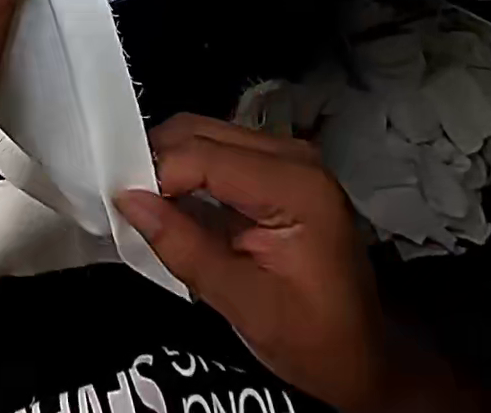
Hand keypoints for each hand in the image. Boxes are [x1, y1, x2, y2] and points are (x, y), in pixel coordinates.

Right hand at [115, 115, 456, 412]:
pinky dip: (184, 167)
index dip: (157, 174)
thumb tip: (128, 200)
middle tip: (128, 200)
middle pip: (200, 132)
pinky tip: (170, 198)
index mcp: (296, 186)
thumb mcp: (247, 306)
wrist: (366, 357)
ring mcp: (283, 154)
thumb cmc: (317, 340)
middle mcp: (291, 154)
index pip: (205, 157)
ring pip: (201, 133)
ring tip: (145, 201)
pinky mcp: (272, 163)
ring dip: (166, 161)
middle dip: (156, 160)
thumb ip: (185, 248)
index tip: (123, 203)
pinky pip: (213, 147)